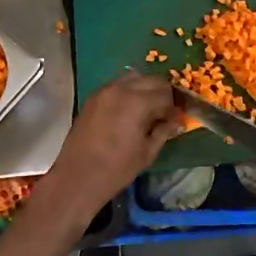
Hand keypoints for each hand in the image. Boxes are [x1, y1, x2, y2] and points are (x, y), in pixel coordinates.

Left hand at [42, 72, 181, 224]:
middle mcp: (121, 89)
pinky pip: (117, 85)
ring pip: (133, 78)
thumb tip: (176, 121)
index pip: (165, 94)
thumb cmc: (117, 168)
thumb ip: (164, 131)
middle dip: (162, 94)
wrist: (78, 177)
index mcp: (138, 102)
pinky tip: (129, 111)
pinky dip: (128, 91)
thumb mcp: (147, 152)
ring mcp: (104, 91)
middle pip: (151, 80)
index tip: (177, 119)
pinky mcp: (93, 98)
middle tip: (165, 113)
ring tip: (147, 110)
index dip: (174, 107)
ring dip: (145, 89)